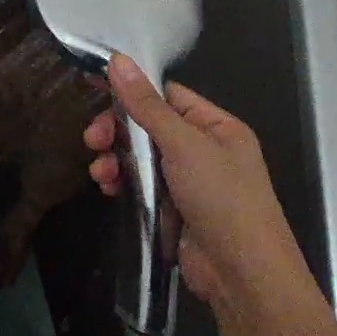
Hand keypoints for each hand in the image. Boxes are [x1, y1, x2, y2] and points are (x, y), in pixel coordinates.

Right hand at [82, 55, 310, 318]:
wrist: (244, 276)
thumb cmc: (223, 201)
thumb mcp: (183, 145)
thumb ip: (146, 104)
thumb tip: (118, 60)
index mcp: (217, 128)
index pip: (167, 95)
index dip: (131, 93)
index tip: (94, 92)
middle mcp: (204, 149)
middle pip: (146, 125)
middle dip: (116, 132)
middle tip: (92, 140)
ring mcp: (188, 179)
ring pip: (137, 155)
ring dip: (114, 159)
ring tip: (101, 174)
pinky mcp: (173, 206)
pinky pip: (139, 182)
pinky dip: (121, 182)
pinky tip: (109, 189)